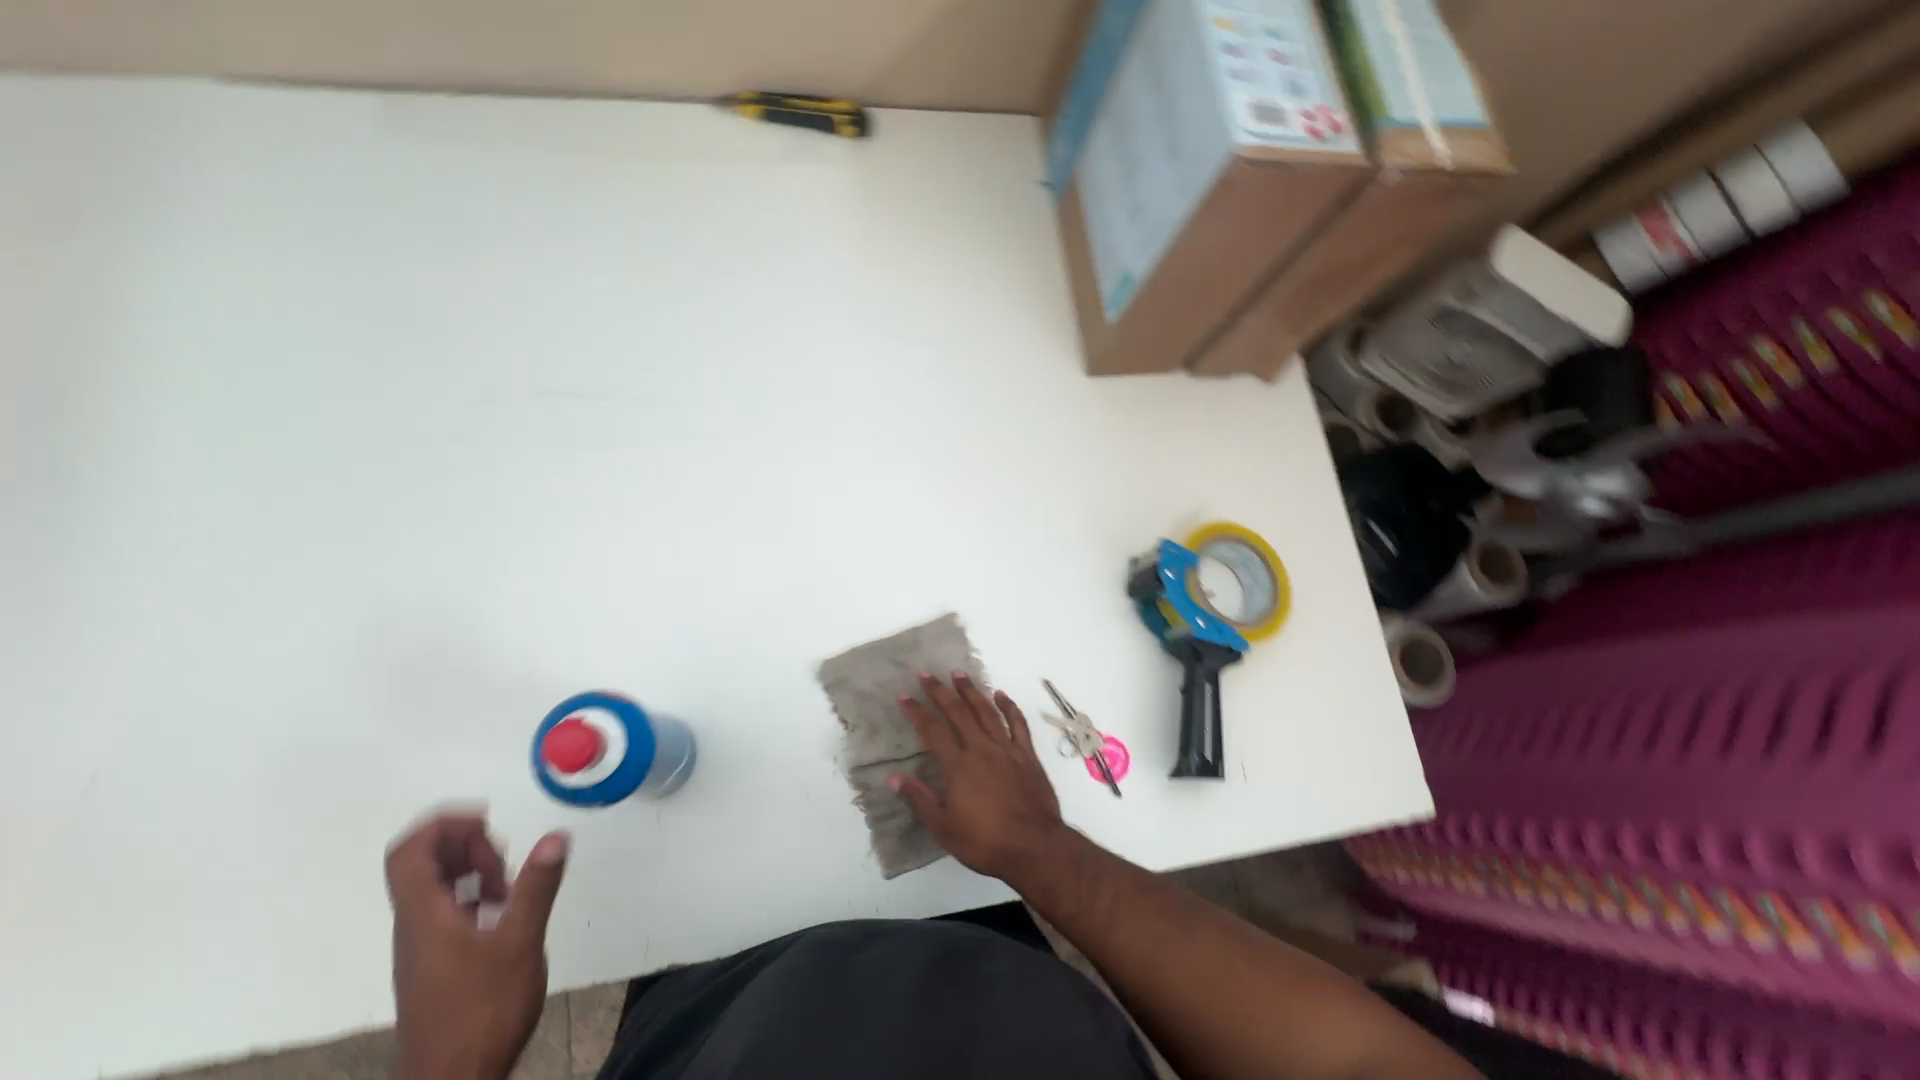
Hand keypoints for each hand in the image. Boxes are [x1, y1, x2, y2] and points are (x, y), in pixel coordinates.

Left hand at [386, 809, 569, 1079]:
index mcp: (424, 914)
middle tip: (504, 858)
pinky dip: (473, 898)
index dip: (443, 824)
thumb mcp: (520, 943)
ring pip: (435, 889)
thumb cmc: (482, 1011)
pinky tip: (504, 915)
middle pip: (422, 864)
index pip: (410, 851)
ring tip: (510, 886)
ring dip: (472, 872)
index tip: (485, 820)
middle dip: (465, 846)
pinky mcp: (433, 965)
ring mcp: (421, 947)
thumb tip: (556, 836)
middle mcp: (414, 926)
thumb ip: (536, 887)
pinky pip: (445, 912)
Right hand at [891, 672, 1072, 885]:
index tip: (904, 696)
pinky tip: (1001, 695)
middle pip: (957, 713)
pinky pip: (1017, 724)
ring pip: (986, 712)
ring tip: (959, 674)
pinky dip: (1009, 707)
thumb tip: (894, 778)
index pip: (932, 731)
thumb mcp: (944, 828)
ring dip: (971, 691)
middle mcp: (981, 750)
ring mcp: (1007, 750)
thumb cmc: (985, 842)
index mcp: (958, 766)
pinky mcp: (1027, 756)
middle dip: (940, 691)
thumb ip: (920, 799)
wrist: (1035, 847)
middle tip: (926, 674)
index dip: (916, 712)